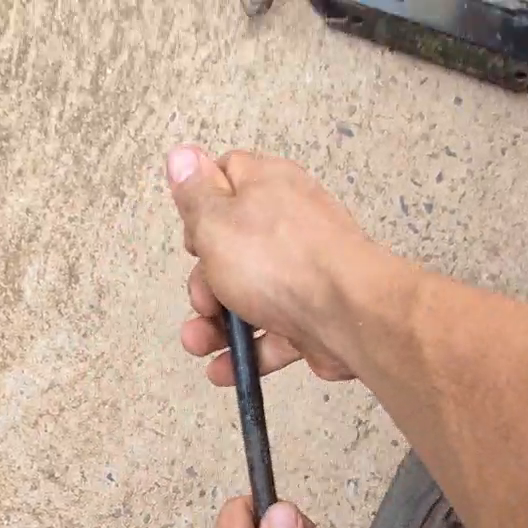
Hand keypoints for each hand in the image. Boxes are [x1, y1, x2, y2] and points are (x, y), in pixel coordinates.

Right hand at [166, 145, 395, 386]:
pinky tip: (222, 371)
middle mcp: (287, 226)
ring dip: (217, 326)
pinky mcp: (312, 316)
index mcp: (267, 187)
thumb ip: (195, 193)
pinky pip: (272, 335)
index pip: (226, 180)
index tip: (192, 241)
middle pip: (232, 249)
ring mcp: (302, 274)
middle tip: (203, 301)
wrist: (346, 314)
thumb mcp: (217, 220)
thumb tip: (181, 156)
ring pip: (249, 298)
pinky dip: (247, 354)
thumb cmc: (280, 261)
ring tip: (199, 345)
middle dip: (205, 283)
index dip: (200, 211)